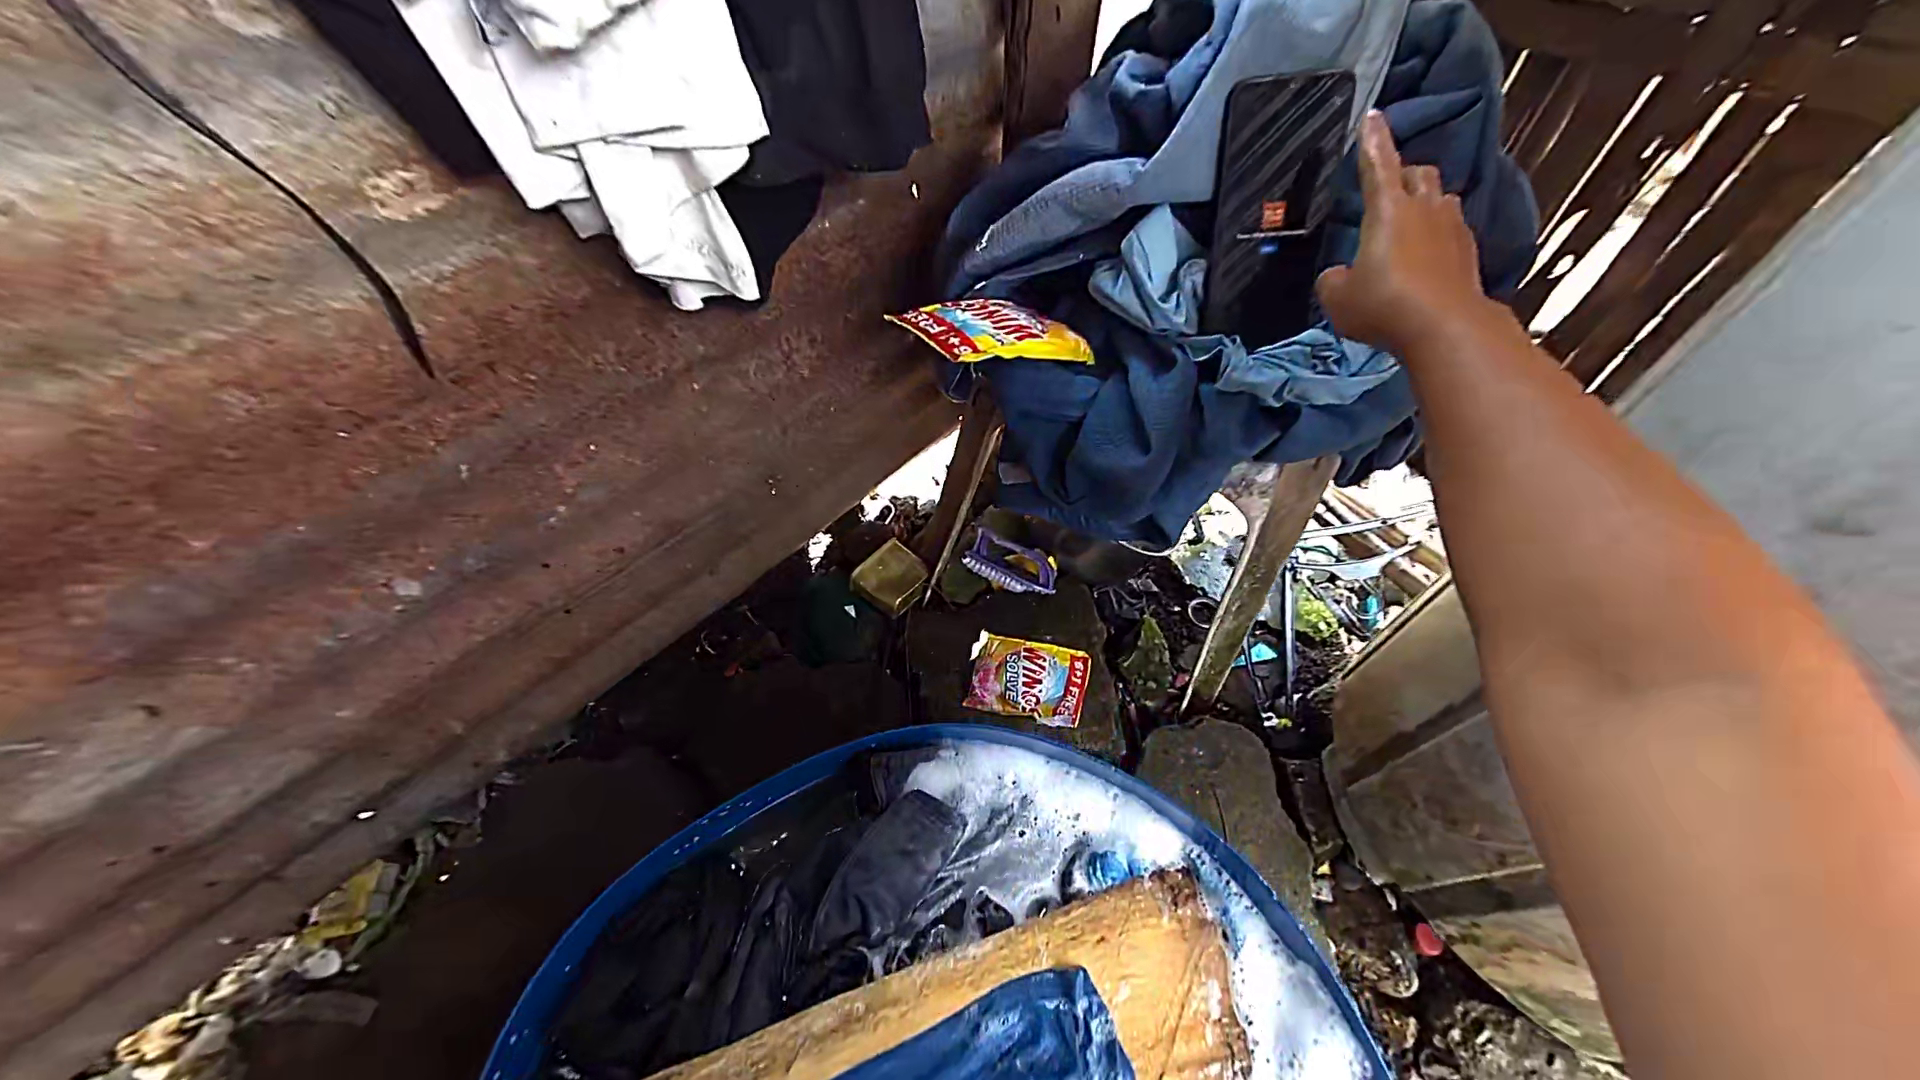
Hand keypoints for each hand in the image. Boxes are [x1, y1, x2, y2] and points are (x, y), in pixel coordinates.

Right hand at [1317, 111, 1498, 356]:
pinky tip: (1423, 258)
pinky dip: (1434, 237)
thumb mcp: (1336, 296)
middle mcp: (1425, 210)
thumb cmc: (1383, 304)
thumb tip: (1340, 274)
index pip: (1377, 164)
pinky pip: (1450, 232)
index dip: (1372, 141)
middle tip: (1386, 186)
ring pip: (1439, 200)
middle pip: (1418, 174)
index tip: (1372, 117)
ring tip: (1408, 223)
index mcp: (1388, 210)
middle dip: (1401, 174)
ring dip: (1423, 204)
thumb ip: (1332, 279)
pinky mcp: (1468, 254)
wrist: (1443, 328)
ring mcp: (1452, 229)